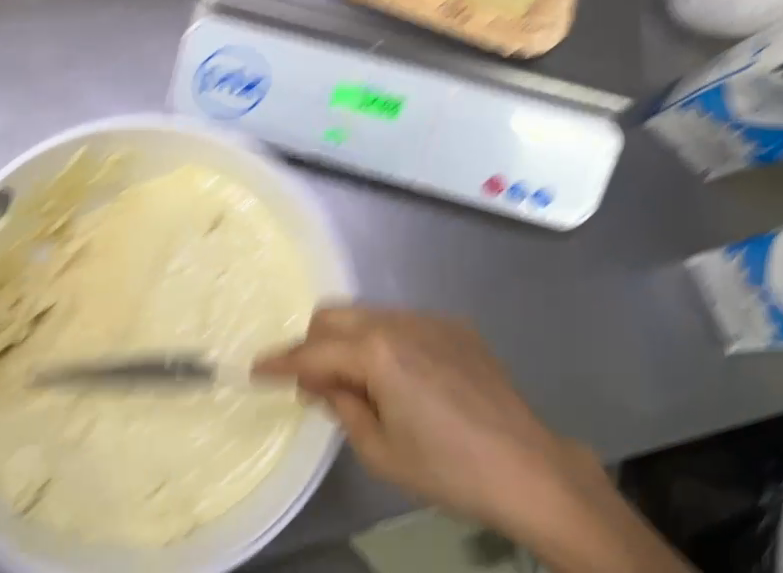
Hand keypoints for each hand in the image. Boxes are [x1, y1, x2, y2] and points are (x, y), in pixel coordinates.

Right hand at [255, 307, 693, 572]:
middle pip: (336, 316)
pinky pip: (404, 323)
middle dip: (313, 343)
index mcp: (376, 352)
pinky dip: (386, 341)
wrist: (526, 466)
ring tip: (358, 382)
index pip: (313, 352)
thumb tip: (322, 384)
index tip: (256, 369)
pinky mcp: (457, 327)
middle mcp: (400, 321)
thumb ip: (342, 406)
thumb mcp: (381, 451)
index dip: (281, 363)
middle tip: (310, 382)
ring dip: (350, 340)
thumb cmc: (447, 469)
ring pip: (370, 314)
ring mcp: (431, 320)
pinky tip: (401, 377)